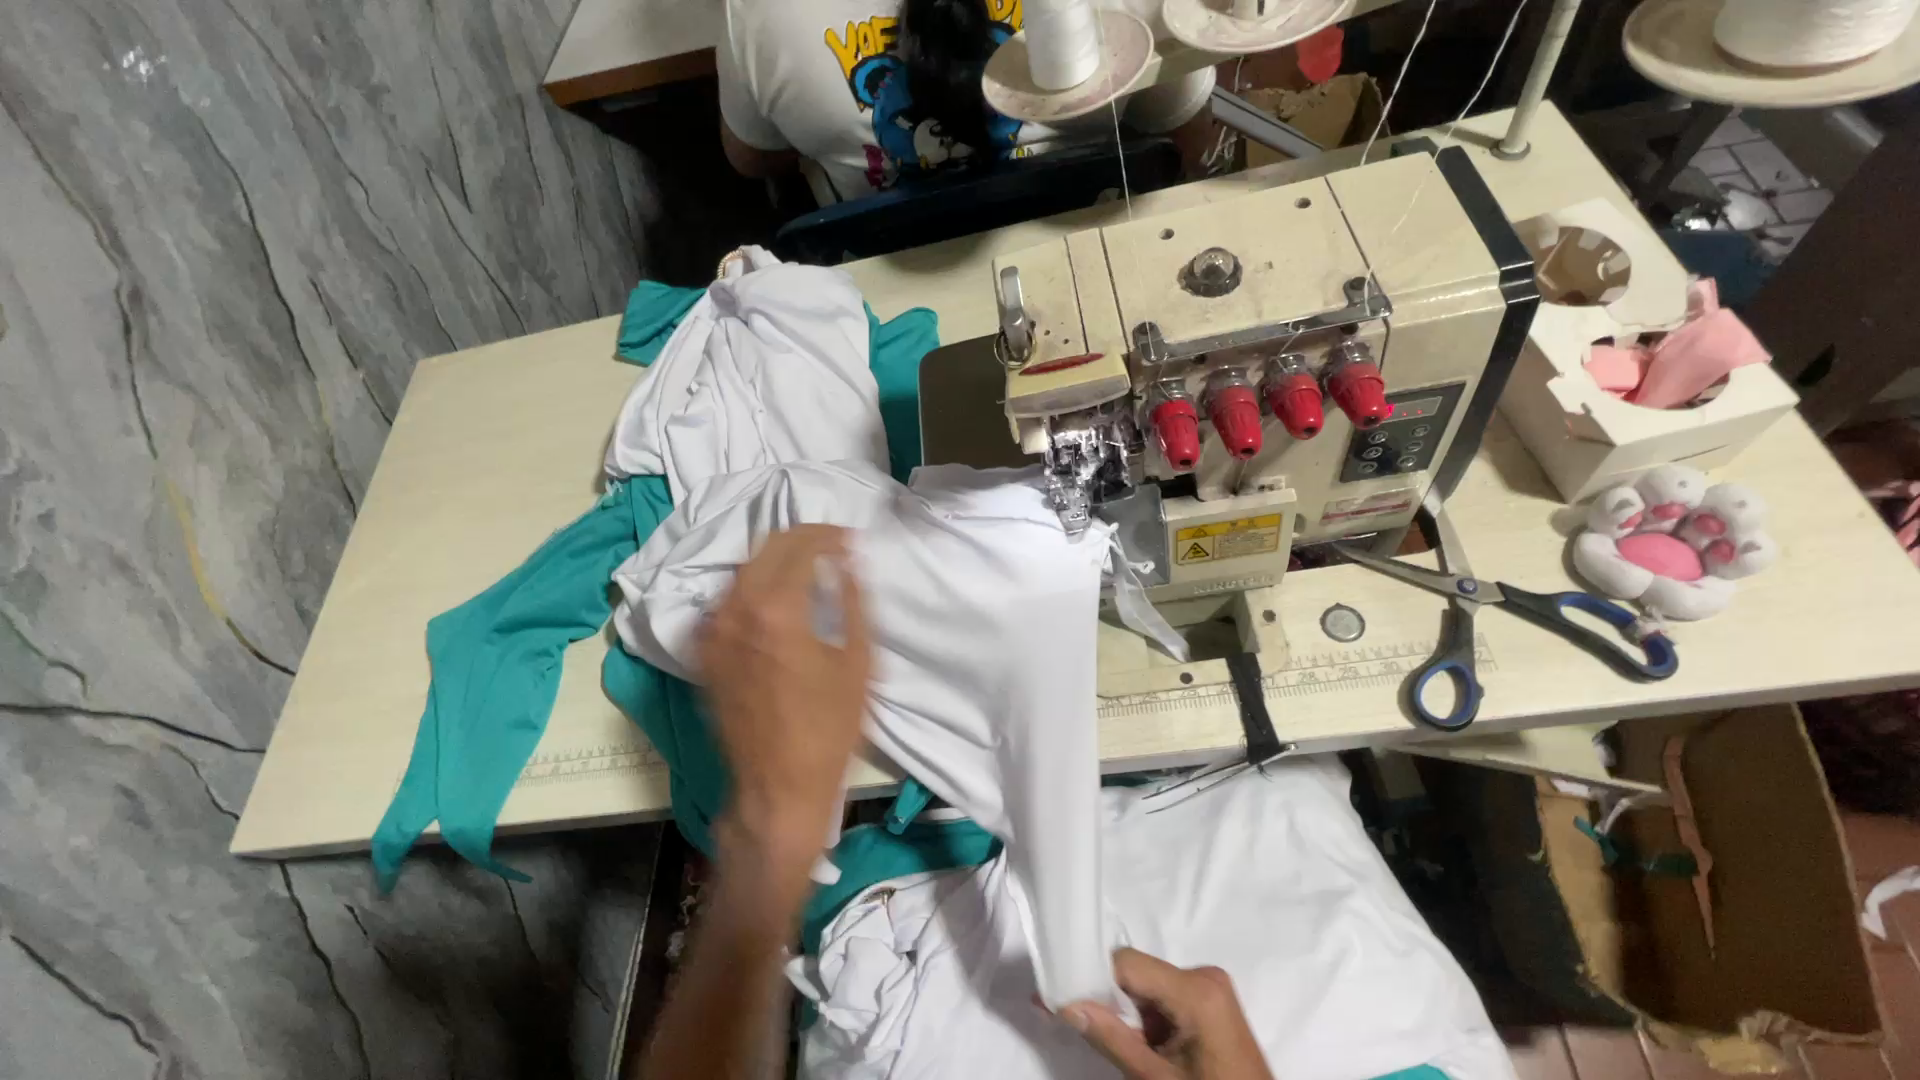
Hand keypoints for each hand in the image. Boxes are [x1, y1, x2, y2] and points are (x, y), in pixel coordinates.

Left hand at [698, 526, 871, 882]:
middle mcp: (736, 610)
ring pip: (742, 572)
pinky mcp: (704, 654)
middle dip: (801, 540)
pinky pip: (726, 603)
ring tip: (807, 569)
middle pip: (765, 549)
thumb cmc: (829, 729)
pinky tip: (774, 602)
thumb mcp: (858, 662)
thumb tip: (846, 559)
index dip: (829, 536)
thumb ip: (851, 600)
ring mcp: (713, 632)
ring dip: (775, 561)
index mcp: (777, 609)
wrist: (777, 788)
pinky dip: (752, 590)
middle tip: (832, 547)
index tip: (850, 540)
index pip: (800, 544)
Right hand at [1060, 949, 1272, 1079]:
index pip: (1126, 964)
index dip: (1091, 979)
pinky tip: (1144, 1046)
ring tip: (1121, 1047)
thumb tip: (1064, 1004)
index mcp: (1196, 990)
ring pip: (1148, 985)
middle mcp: (1205, 975)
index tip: (1059, 999)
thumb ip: (1111, 1038)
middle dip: (1110, 999)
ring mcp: (1212, 987)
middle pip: (1137, 972)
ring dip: (1129, 1012)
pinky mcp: (1213, 1001)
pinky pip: (1166, 996)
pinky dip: (1148, 1018)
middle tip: (1079, 1026)